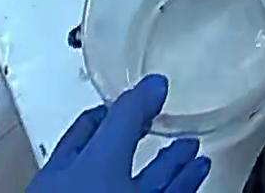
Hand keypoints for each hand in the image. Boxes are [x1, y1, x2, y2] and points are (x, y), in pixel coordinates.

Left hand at [27, 75, 210, 192]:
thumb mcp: (103, 156)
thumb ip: (128, 116)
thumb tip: (154, 82)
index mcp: (65, 173)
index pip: (92, 128)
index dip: (117, 109)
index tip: (143, 94)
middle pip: (119, 158)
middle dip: (147, 135)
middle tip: (169, 116)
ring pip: (145, 186)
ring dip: (171, 164)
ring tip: (193, 144)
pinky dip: (183, 185)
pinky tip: (199, 170)